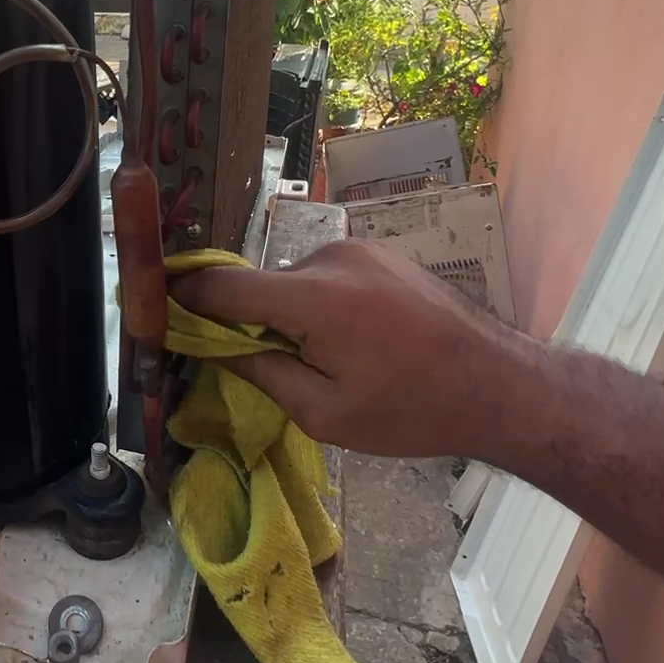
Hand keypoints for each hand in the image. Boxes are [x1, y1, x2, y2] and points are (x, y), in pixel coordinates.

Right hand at [171, 237, 535, 458]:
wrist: (502, 384)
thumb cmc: (413, 409)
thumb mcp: (326, 413)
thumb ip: (260, 372)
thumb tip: (215, 346)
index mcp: (314, 299)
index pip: (224, 287)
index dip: (186, 297)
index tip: (161, 307)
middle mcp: (329, 258)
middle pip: (260, 284)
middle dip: (251, 319)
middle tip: (270, 362)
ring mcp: (357, 248)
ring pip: (291, 278)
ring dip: (290, 311)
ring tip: (333, 354)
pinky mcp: (376, 250)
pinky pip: (323, 272)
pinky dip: (319, 300)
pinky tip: (357, 335)